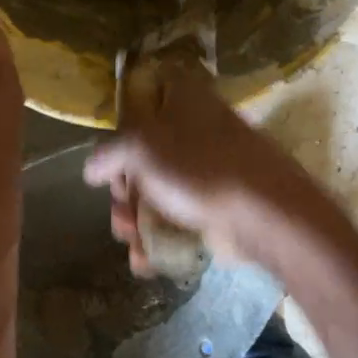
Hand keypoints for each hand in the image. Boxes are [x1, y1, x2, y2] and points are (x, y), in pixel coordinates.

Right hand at [83, 65, 314, 272]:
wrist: (265, 214)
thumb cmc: (198, 167)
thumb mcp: (139, 147)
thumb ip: (109, 153)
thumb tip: (92, 168)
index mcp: (182, 96)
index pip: (141, 98)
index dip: (120, 128)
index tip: (109, 159)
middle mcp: (196, 126)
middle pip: (144, 154)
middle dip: (124, 190)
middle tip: (119, 212)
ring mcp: (210, 167)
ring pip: (160, 190)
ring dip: (137, 219)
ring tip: (132, 242)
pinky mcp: (220, 205)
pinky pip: (180, 217)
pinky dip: (160, 237)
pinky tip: (146, 261)